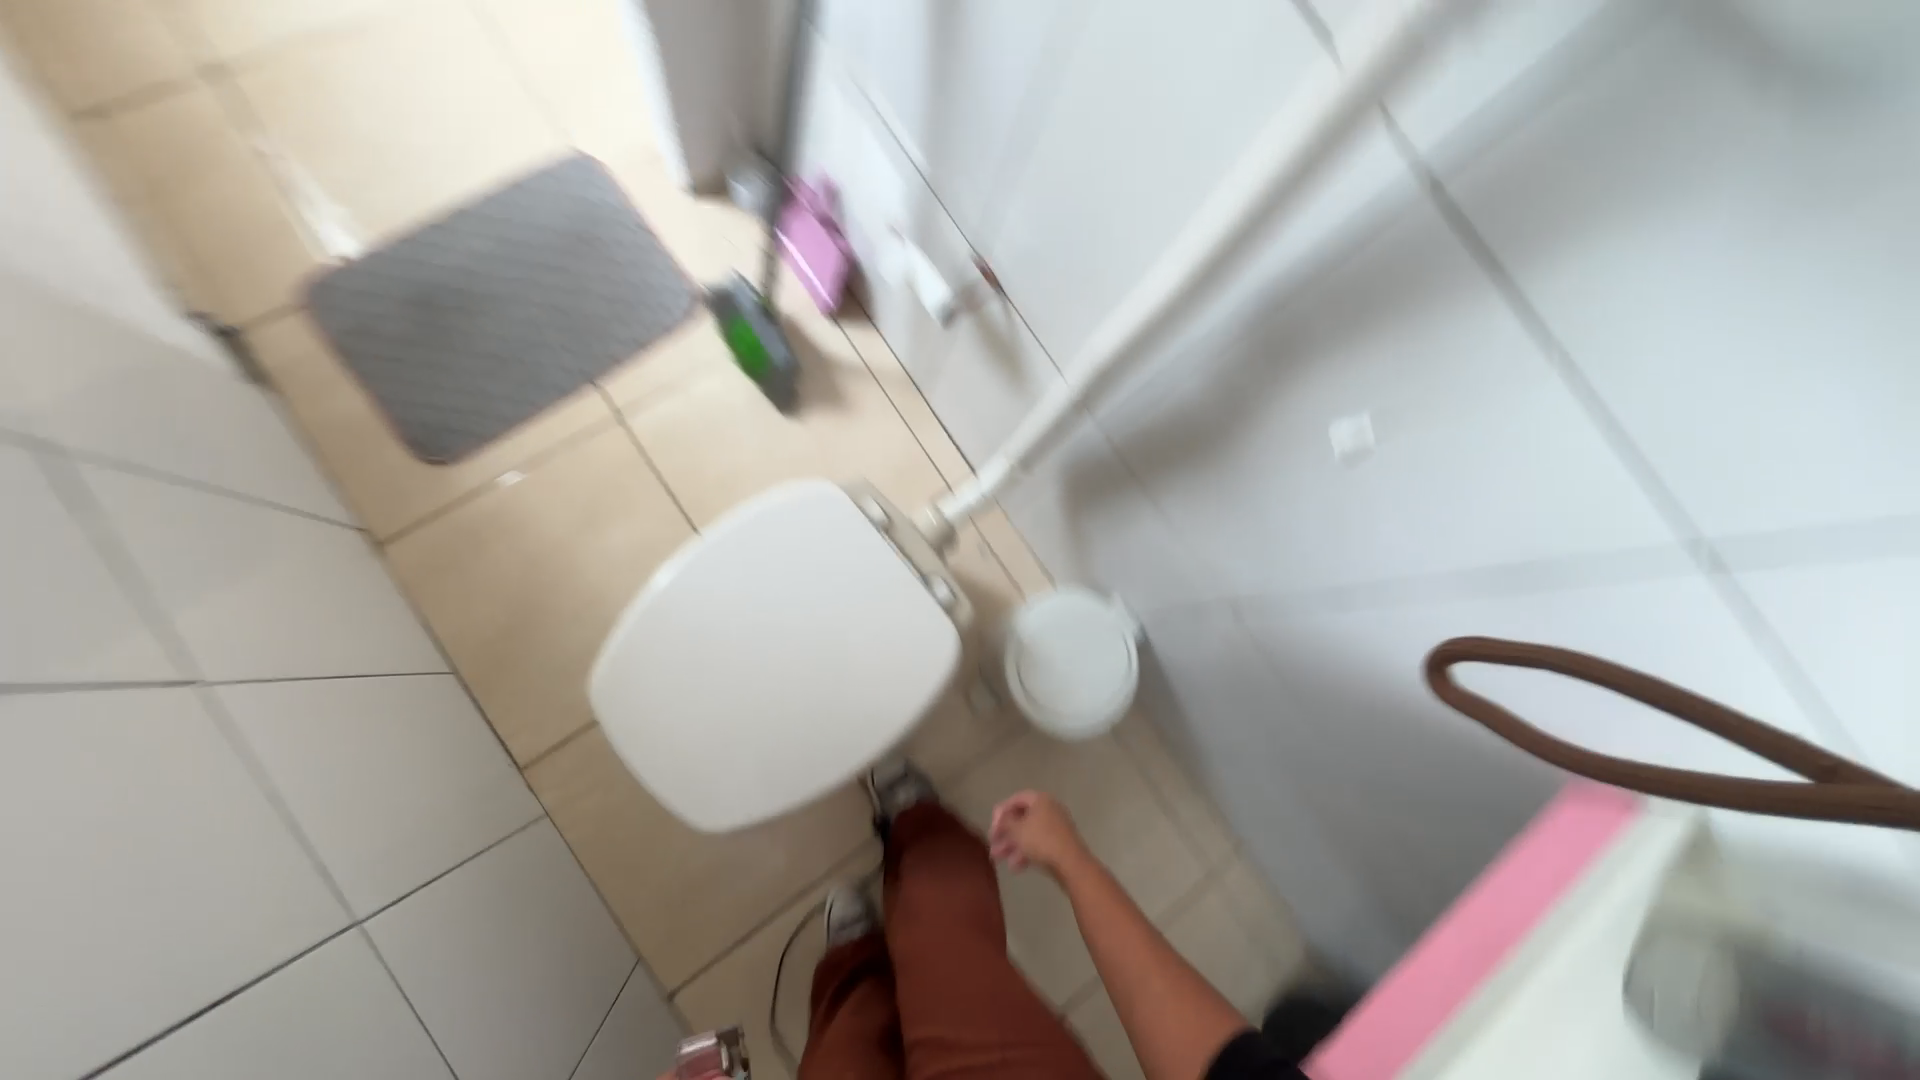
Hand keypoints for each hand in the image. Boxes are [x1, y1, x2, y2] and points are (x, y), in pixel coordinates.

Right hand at [989, 791, 1090, 877]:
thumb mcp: (1017, 830)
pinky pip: (1038, 844)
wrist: (1071, 863)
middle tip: (992, 847)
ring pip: (1028, 833)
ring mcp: (1056, 827)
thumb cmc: (1041, 841)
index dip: (1000, 812)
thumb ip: (1005, 822)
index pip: (1015, 800)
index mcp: (1040, 800)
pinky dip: (1025, 853)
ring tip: (998, 860)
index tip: (992, 828)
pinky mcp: (1059, 843)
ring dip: (1012, 846)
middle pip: (1021, 818)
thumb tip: (1002, 819)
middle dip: (1005, 834)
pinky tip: (1015, 868)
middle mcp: (1049, 809)